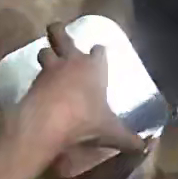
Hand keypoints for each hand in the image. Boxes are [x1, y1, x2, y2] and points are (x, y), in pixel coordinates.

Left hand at [8, 24, 147, 166]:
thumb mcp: (112, 133)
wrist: (48, 124)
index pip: (99, 51)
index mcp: (94, 68)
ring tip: (48, 59)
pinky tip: (39, 88)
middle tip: (57, 29)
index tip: (99, 52)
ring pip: (44, 52)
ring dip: (46, 54)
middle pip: (62, 35)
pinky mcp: (32, 82)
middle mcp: (71, 63)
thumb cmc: (85, 121)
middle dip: (59, 31)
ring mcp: (49, 70)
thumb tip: (145, 148)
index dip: (99, 52)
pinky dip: (37, 80)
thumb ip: (129, 140)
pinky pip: (35, 75)